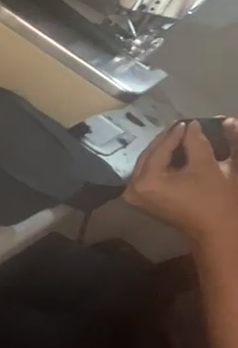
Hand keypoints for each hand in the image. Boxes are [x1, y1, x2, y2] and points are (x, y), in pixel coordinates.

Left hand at [125, 118, 237, 247]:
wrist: (216, 226)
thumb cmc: (216, 196)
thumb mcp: (208, 165)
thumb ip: (198, 143)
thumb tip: (192, 125)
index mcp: (145, 182)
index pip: (158, 151)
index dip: (173, 134)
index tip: (186, 121)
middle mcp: (131, 189)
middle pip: (147, 158)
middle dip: (165, 141)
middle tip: (181, 125)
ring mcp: (133, 196)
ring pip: (146, 165)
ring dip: (162, 150)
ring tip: (179, 135)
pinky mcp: (140, 199)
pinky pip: (148, 175)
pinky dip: (160, 163)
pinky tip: (173, 151)